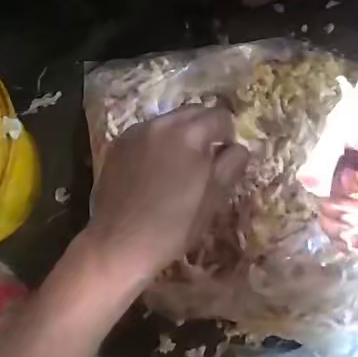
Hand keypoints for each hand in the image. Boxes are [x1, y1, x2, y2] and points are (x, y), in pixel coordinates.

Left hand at [84, 106, 248, 275]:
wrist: (119, 245)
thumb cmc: (175, 225)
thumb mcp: (214, 197)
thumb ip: (232, 164)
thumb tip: (238, 148)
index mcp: (190, 134)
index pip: (220, 116)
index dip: (229, 135)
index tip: (226, 157)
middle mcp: (162, 124)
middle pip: (194, 111)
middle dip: (206, 128)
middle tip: (208, 158)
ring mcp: (136, 132)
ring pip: (170, 120)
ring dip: (182, 133)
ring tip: (181, 164)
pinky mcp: (118, 145)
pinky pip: (148, 132)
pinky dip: (160, 142)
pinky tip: (157, 169)